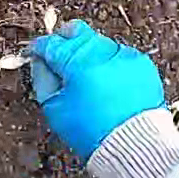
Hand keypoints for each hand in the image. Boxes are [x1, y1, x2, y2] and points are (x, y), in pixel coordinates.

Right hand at [29, 20, 164, 157]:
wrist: (134, 145)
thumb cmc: (93, 132)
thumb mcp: (55, 109)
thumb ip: (42, 79)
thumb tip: (39, 62)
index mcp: (78, 62)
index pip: (51, 43)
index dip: (40, 48)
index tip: (36, 54)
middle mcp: (102, 52)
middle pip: (76, 32)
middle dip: (64, 43)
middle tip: (60, 62)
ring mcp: (124, 56)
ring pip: (98, 42)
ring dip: (88, 55)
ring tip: (86, 81)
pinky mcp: (142, 63)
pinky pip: (119, 55)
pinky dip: (109, 65)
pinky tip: (107, 85)